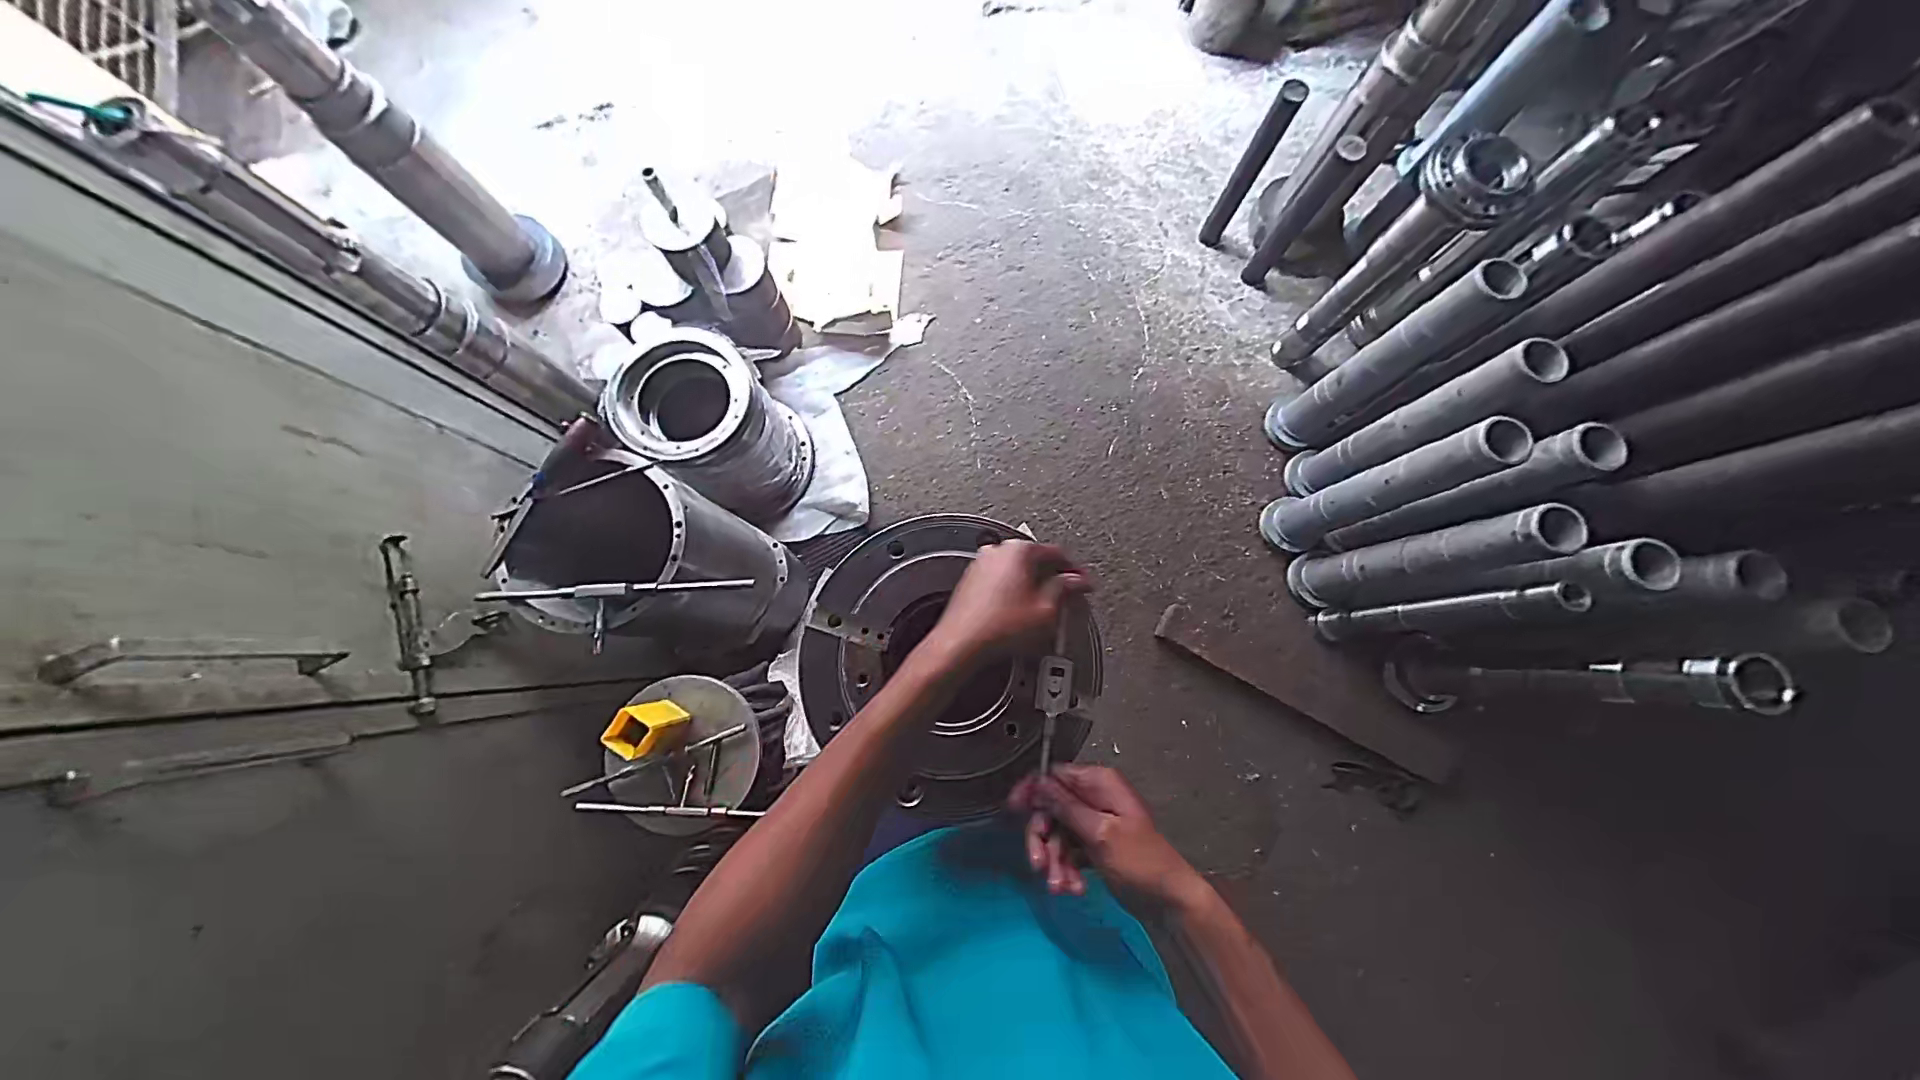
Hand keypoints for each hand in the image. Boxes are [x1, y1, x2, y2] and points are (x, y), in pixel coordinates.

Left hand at [922, 541, 1092, 666]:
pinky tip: (1020, 612)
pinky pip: (1002, 581)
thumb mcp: (1046, 610)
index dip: (1075, 572)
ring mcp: (982, 565)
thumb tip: (1075, 582)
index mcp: (1019, 550)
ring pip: (1018, 571)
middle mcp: (998, 552)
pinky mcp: (972, 581)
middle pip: (1037, 560)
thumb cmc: (997, 628)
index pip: (1058, 554)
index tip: (1083, 584)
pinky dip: (1015, 592)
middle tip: (1068, 596)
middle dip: (1054, 579)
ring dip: (1034, 586)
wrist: (961, 643)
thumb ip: (1066, 590)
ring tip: (1045, 609)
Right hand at [1008, 765, 1204, 909]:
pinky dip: (1065, 869)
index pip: (1054, 775)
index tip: (1015, 810)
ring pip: (1057, 833)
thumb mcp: (1099, 832)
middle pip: (1051, 807)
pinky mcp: (1093, 845)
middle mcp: (1094, 797)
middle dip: (1043, 838)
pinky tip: (1073, 887)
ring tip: (1061, 886)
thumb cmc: (1141, 861)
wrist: (1169, 901)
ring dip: (1054, 860)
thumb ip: (1066, 806)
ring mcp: (1094, 822)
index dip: (1033, 791)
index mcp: (1099, 783)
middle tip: (1039, 863)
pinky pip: (1067, 851)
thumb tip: (1039, 783)